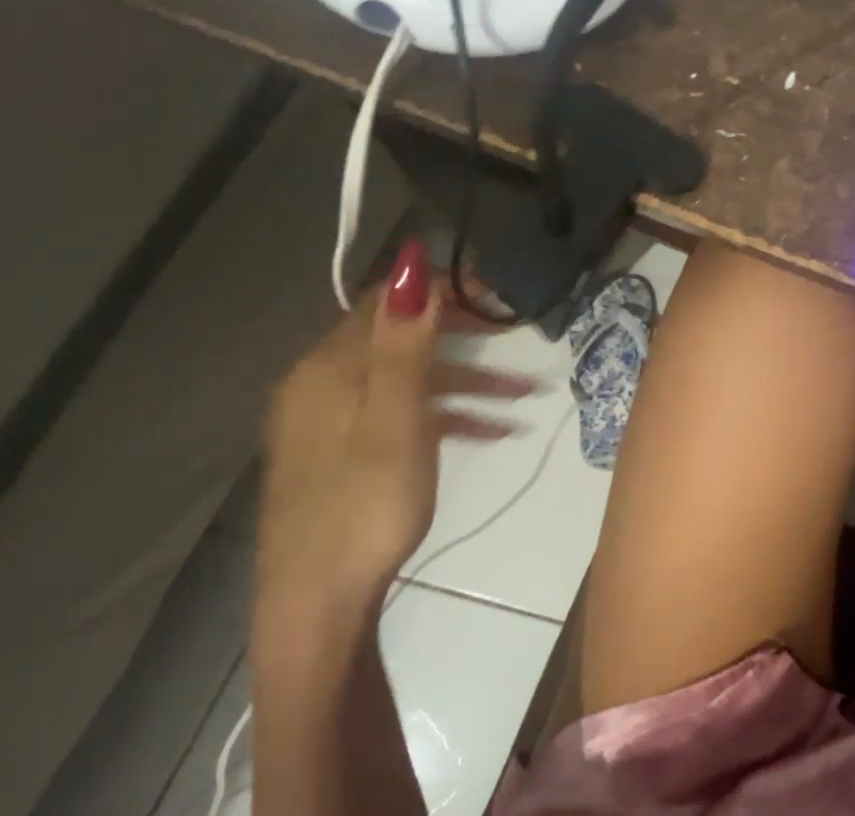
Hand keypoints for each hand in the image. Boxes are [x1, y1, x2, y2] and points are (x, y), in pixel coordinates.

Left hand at [258, 241, 533, 601]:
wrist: (318, 598)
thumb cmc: (367, 504)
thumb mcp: (396, 421)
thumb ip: (405, 343)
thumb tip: (412, 263)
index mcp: (328, 369)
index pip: (388, 302)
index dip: (443, 289)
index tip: (501, 296)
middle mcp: (320, 383)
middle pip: (399, 338)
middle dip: (463, 335)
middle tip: (518, 334)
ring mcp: (328, 420)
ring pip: (407, 379)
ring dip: (468, 381)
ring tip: (528, 395)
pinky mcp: (341, 451)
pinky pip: (401, 413)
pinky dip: (448, 414)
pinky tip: (494, 432)